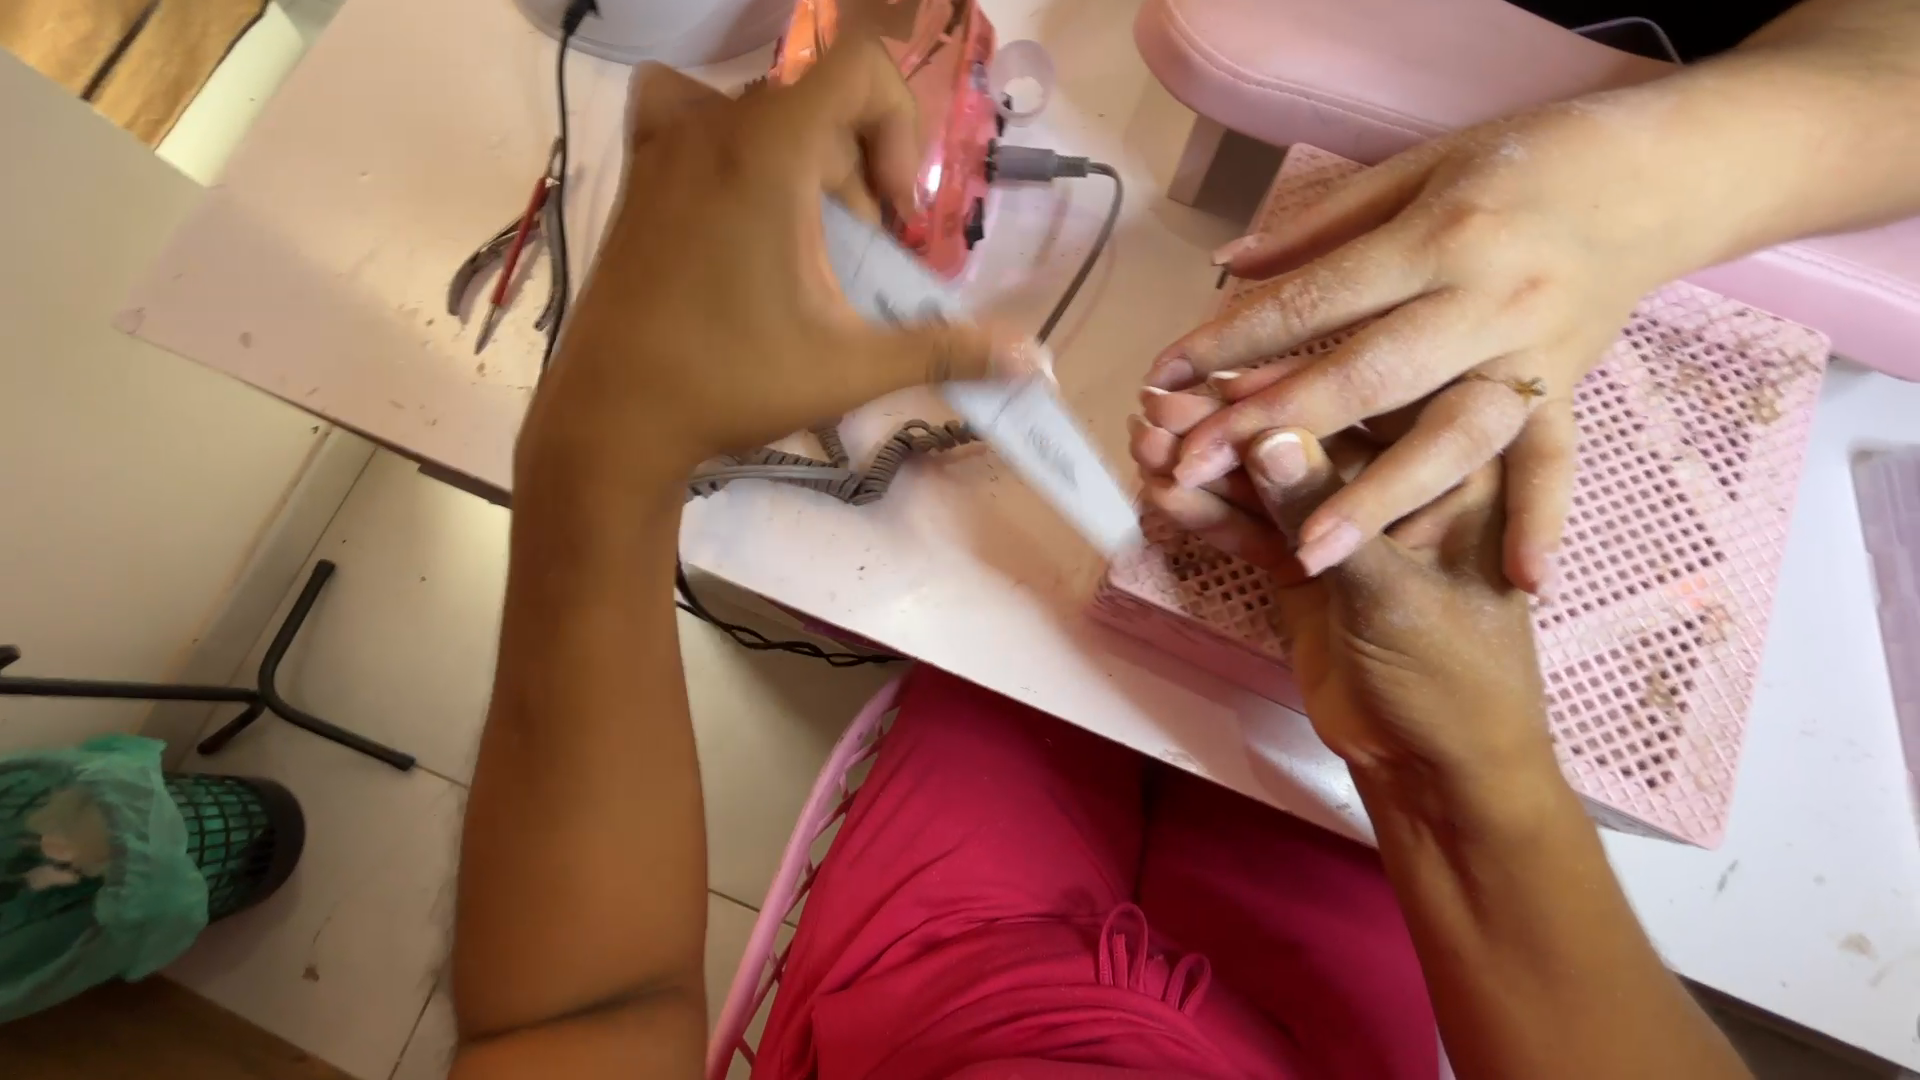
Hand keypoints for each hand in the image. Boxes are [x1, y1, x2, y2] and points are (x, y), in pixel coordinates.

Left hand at [517, 40, 1045, 487]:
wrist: (615, 417)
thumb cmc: (735, 383)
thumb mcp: (852, 366)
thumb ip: (945, 349)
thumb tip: (1030, 357)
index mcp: (770, 151)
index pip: (862, 67)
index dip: (901, 130)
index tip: (893, 217)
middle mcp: (713, 126)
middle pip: (820, 113)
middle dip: (857, 185)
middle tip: (854, 268)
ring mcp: (664, 149)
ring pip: (764, 124)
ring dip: (805, 176)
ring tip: (802, 257)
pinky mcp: (637, 180)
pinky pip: (691, 121)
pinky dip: (730, 148)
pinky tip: (736, 205)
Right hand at [1141, 424, 1560, 796]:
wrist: (1428, 766)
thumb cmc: (1450, 676)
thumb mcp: (1390, 589)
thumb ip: (1321, 510)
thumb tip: (1262, 436)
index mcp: (1450, 472)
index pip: (1363, 412)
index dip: (1286, 394)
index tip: (1213, 385)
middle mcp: (1389, 485)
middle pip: (1298, 446)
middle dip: (1224, 435)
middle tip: (1158, 415)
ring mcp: (1337, 526)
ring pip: (1263, 488)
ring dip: (1204, 473)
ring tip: (1143, 448)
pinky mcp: (1299, 563)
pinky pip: (1249, 532)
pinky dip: (1207, 518)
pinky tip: (1161, 497)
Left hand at [1143, 101, 1724, 592]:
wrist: (1667, 170)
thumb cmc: (1520, 163)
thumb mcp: (1414, 172)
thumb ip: (1318, 226)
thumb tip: (1226, 263)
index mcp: (1437, 238)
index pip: (1309, 301)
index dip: (1229, 341)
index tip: (1162, 378)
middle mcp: (1485, 302)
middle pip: (1362, 378)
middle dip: (1271, 429)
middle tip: (1191, 469)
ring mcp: (1534, 355)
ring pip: (1449, 436)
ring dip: (1380, 498)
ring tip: (1311, 555)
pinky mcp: (1572, 391)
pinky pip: (1557, 461)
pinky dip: (1543, 520)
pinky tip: (1522, 582)